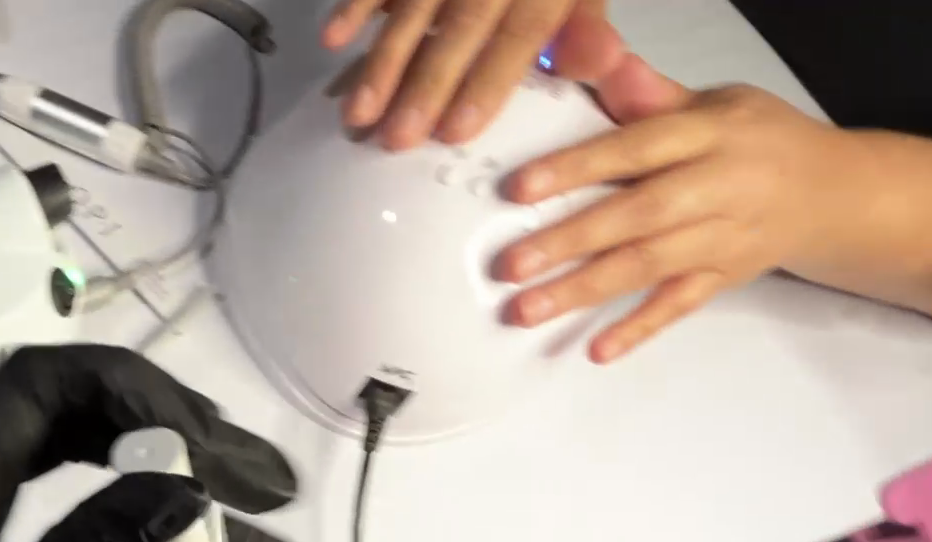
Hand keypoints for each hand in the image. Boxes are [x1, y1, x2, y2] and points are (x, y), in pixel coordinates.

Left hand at [0, 346, 297, 541]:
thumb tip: (184, 489)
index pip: (31, 383)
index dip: (122, 385)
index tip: (198, 432)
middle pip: (45, 397)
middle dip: (138, 408)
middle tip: (221, 446)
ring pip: (44, 432)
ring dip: (121, 434)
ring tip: (202, 460)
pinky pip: (34, 475)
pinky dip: (93, 470)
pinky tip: (142, 487)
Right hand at [325, 0, 622, 147]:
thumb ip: (582, 24)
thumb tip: (600, 68)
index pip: (522, 28)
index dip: (490, 79)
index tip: (455, 131)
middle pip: (464, 23)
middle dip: (428, 83)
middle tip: (398, 138)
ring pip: (414, 8)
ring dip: (382, 63)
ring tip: (358, 116)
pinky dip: (353, 7)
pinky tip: (332, 41)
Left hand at [495, 60, 873, 361]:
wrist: (833, 190)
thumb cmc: (745, 143)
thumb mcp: (706, 107)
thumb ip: (645, 97)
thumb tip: (596, 60)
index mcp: (710, 134)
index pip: (637, 147)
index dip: (577, 167)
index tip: (518, 188)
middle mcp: (721, 184)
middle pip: (638, 214)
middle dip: (570, 240)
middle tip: (508, 265)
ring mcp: (724, 236)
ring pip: (648, 265)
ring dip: (582, 290)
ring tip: (523, 312)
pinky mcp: (723, 277)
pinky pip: (678, 306)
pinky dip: (638, 329)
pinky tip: (595, 351)